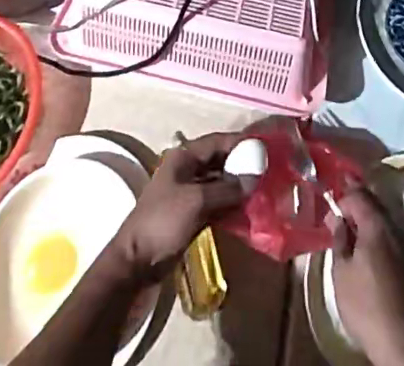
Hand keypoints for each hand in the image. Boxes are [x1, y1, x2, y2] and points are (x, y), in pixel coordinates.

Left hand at [112, 131, 253, 278]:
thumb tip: (254, 179)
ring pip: (218, 182)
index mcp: (183, 157)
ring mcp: (188, 192)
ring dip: (237, 185)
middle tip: (267, 170)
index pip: (217, 141)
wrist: (136, 262)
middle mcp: (186, 170)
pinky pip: (216, 201)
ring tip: (262, 189)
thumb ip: (227, 189)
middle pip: (219, 160)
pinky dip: (230, 203)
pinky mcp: (191, 213)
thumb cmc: (163, 222)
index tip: (264, 147)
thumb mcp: (197, 201)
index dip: (240, 142)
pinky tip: (247, 208)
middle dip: (241, 164)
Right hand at [330, 186, 403, 365]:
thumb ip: (339, 240)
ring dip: (368, 224)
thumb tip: (337, 218)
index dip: (343, 196)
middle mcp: (396, 230)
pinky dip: (380, 239)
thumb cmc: (366, 306)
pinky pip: (394, 241)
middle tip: (339, 219)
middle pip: (376, 206)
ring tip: (351, 238)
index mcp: (377, 226)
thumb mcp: (341, 273)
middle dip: (357, 207)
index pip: (360, 195)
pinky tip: (370, 256)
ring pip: (386, 224)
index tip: (331, 207)